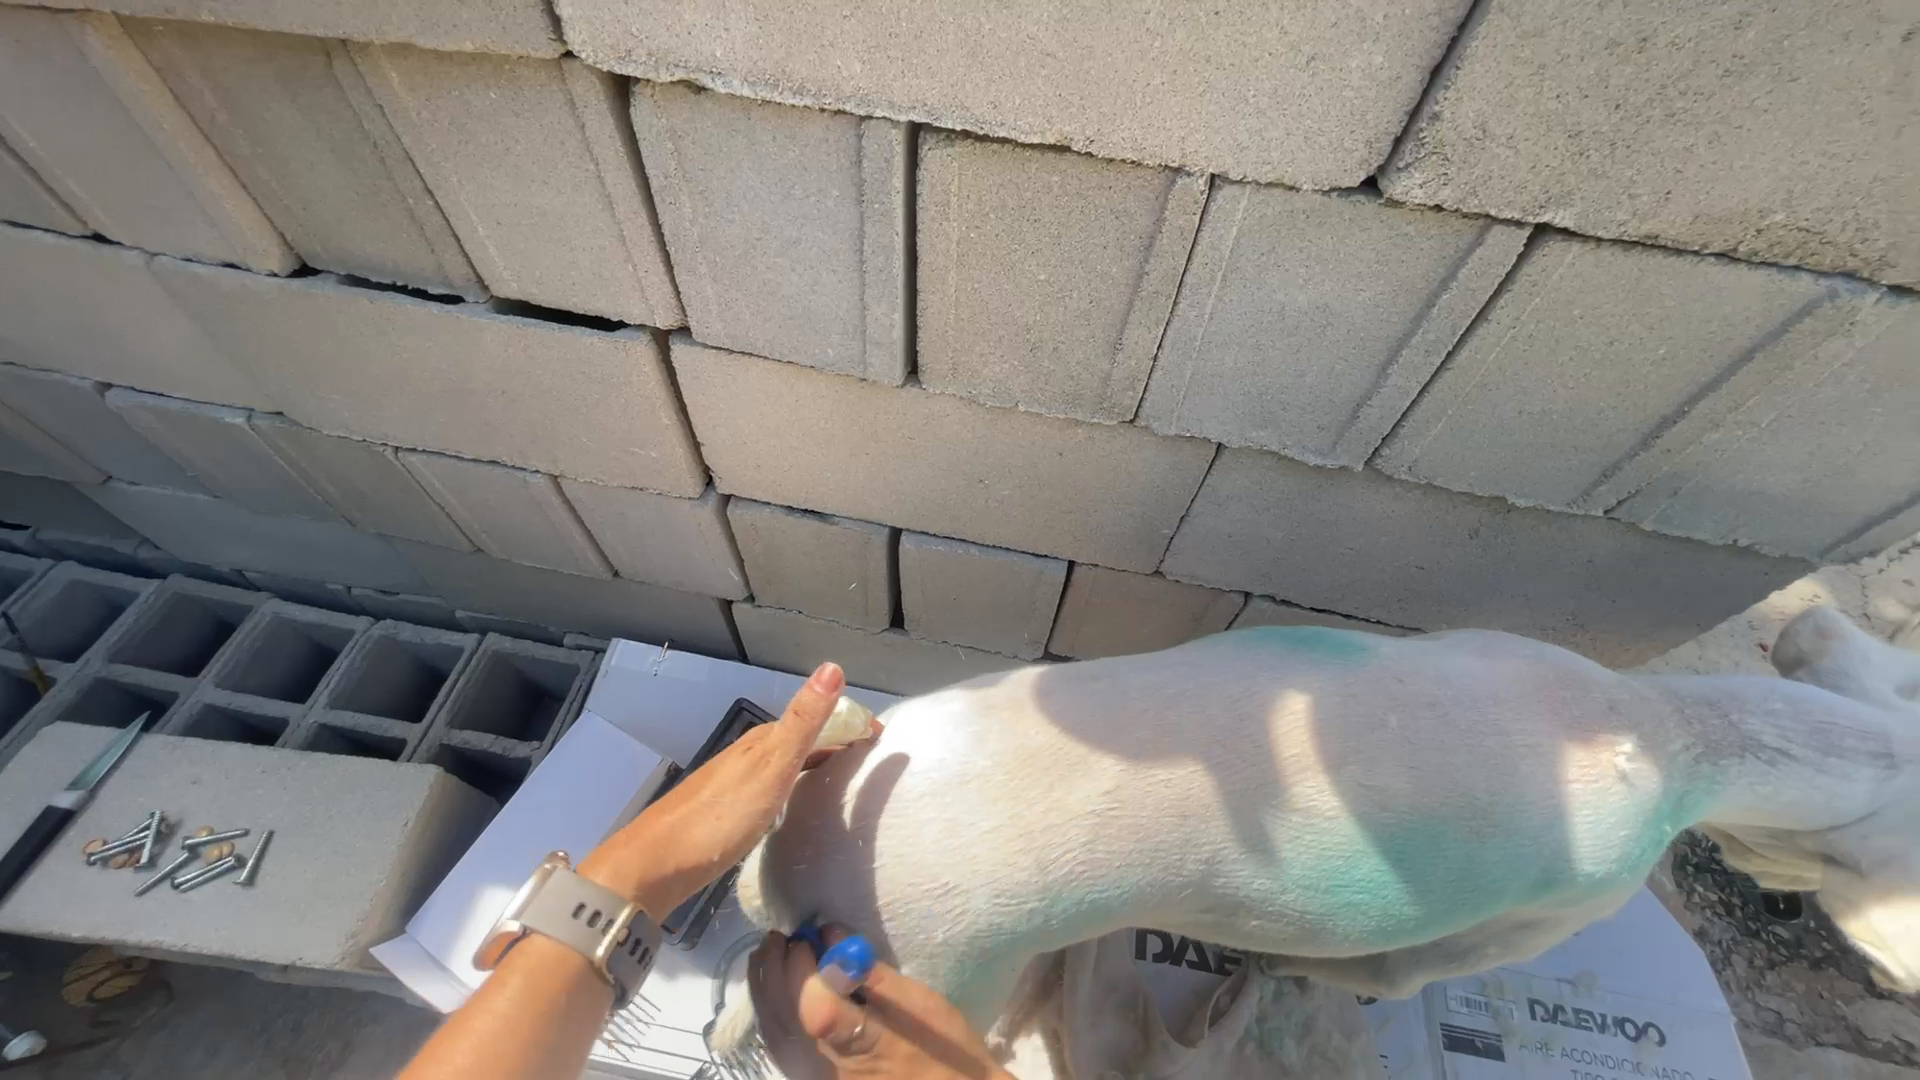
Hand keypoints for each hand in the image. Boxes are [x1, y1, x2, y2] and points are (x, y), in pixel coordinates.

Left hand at [578, 662, 850, 916]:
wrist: (652, 868)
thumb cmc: (719, 817)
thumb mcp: (770, 767)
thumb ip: (803, 721)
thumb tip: (832, 667)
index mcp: (763, 740)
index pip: (818, 718)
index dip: (850, 723)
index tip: (882, 739)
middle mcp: (750, 754)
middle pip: (803, 738)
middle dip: (839, 743)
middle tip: (872, 764)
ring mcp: (736, 781)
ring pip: (788, 763)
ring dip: (819, 765)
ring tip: (845, 785)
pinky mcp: (727, 810)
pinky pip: (775, 786)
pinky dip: (798, 786)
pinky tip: (798, 809)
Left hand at [751, 926, 1012, 1079]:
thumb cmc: (942, 1048)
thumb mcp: (915, 1002)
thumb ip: (869, 970)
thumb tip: (831, 933)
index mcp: (864, 1047)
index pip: (816, 1009)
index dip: (802, 969)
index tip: (805, 936)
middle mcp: (831, 1070)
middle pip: (786, 1022)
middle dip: (774, 972)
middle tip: (777, 936)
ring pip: (776, 1037)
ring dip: (766, 991)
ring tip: (768, 954)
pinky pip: (781, 1049)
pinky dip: (771, 1014)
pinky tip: (773, 992)